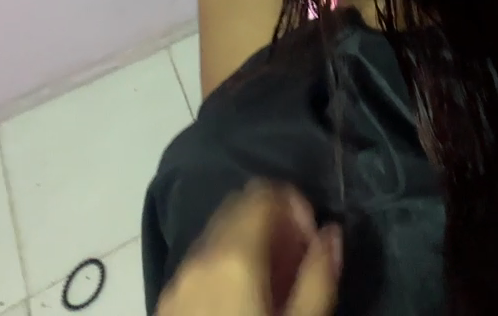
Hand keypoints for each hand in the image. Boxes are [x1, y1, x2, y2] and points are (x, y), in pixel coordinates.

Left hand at [156, 181, 341, 315]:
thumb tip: (332, 234)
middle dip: (275, 223)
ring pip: (219, 236)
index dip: (296, 204)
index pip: (265, 194)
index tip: (313, 238)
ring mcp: (176, 283)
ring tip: (276, 286)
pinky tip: (246, 304)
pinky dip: (228, 266)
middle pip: (239, 208)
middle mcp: (199, 258)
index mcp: (233, 256)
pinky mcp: (165, 308)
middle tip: (299, 258)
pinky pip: (203, 265)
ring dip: (252, 244)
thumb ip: (320, 276)